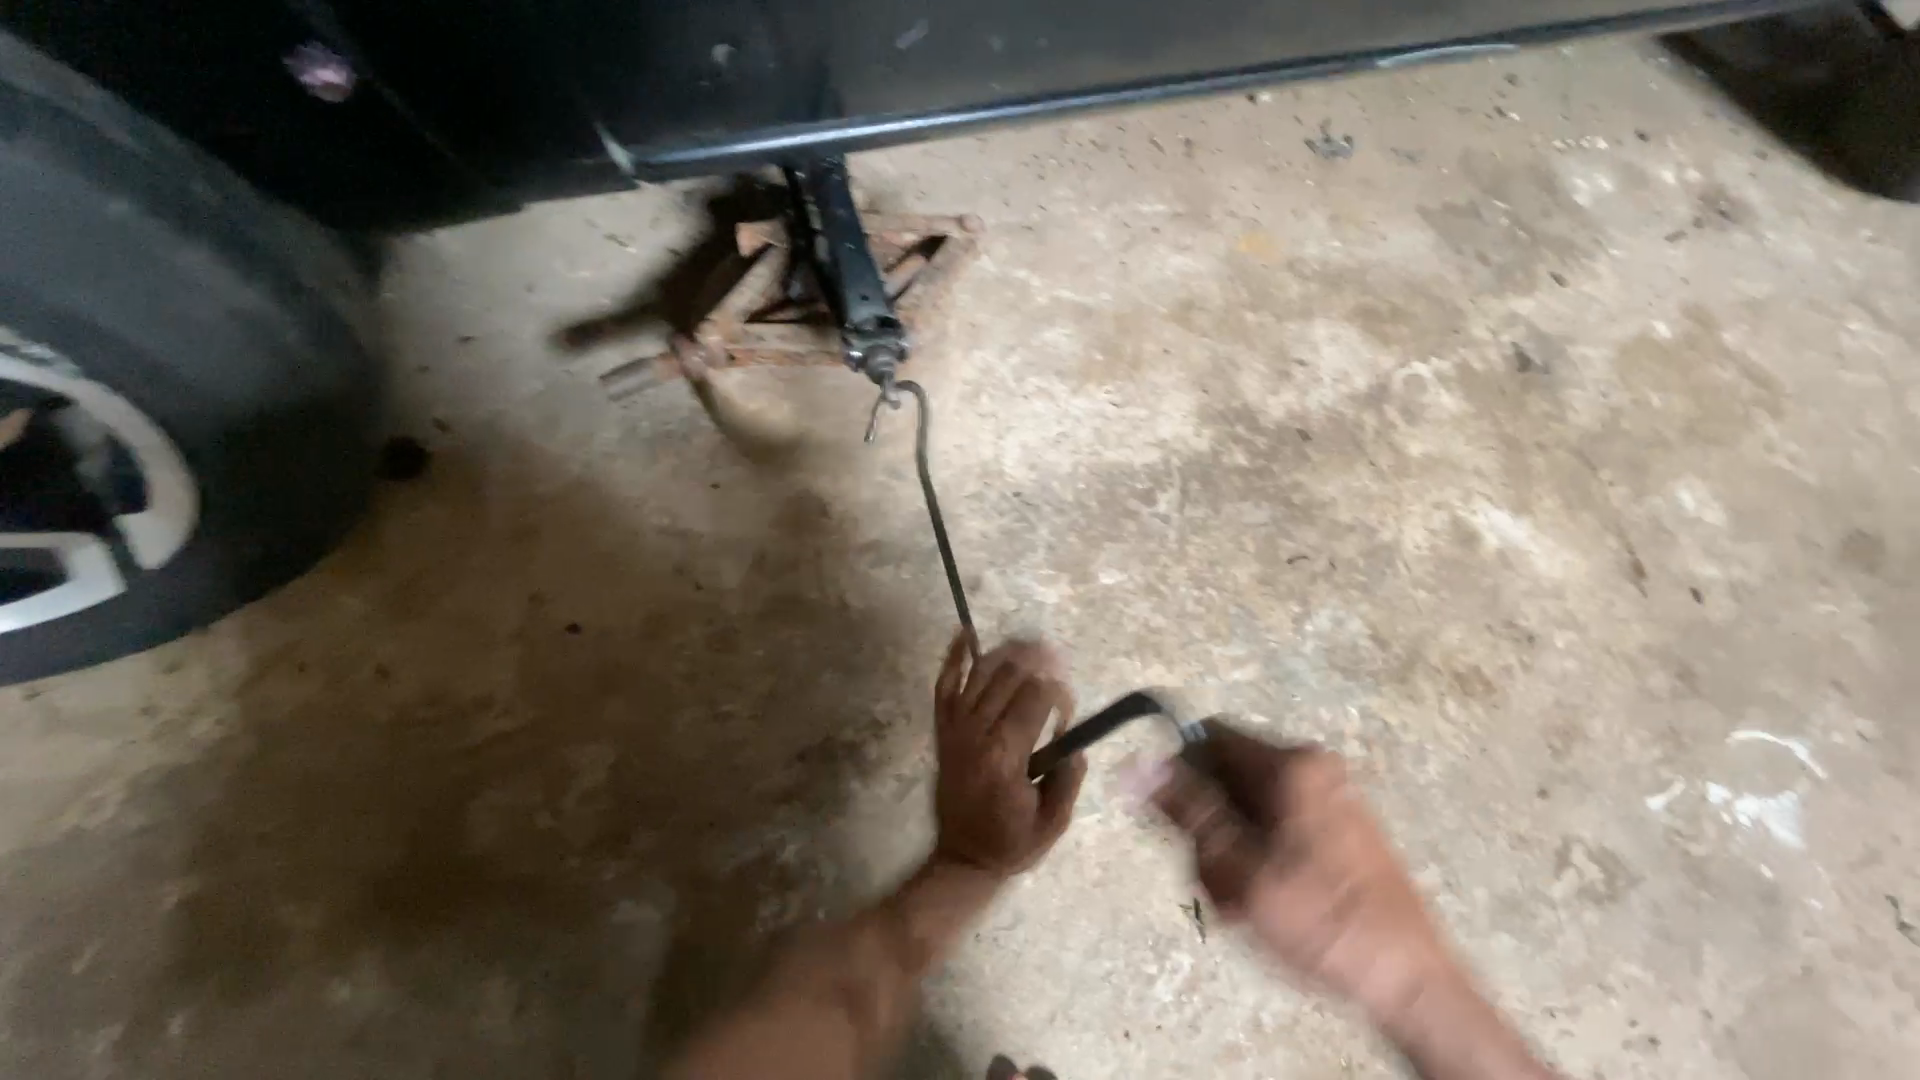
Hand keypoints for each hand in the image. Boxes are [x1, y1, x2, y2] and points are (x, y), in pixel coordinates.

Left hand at [929, 631, 1084, 877]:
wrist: (963, 858)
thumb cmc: (1012, 842)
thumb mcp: (1054, 821)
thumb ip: (1069, 776)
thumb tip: (1072, 736)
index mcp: (1005, 755)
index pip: (1036, 697)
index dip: (1058, 693)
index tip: (1068, 708)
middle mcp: (976, 733)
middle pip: (1009, 676)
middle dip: (1038, 662)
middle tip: (1057, 663)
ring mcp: (954, 727)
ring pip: (980, 672)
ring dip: (1007, 652)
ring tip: (1030, 644)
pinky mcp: (942, 729)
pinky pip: (944, 684)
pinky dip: (953, 657)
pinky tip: (966, 633)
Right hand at [1140, 723, 1456, 1027]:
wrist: (1413, 985)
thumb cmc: (1323, 924)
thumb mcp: (1240, 869)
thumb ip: (1186, 811)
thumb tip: (1134, 763)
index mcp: (1292, 764)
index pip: (1206, 737)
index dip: (1180, 776)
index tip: (1176, 828)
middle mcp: (1311, 769)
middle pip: (1224, 776)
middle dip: (1206, 829)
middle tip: (1215, 884)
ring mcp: (1327, 799)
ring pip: (1244, 808)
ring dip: (1228, 853)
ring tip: (1241, 905)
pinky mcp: (1335, 829)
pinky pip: (1273, 827)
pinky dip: (1256, 859)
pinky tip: (1263, 904)